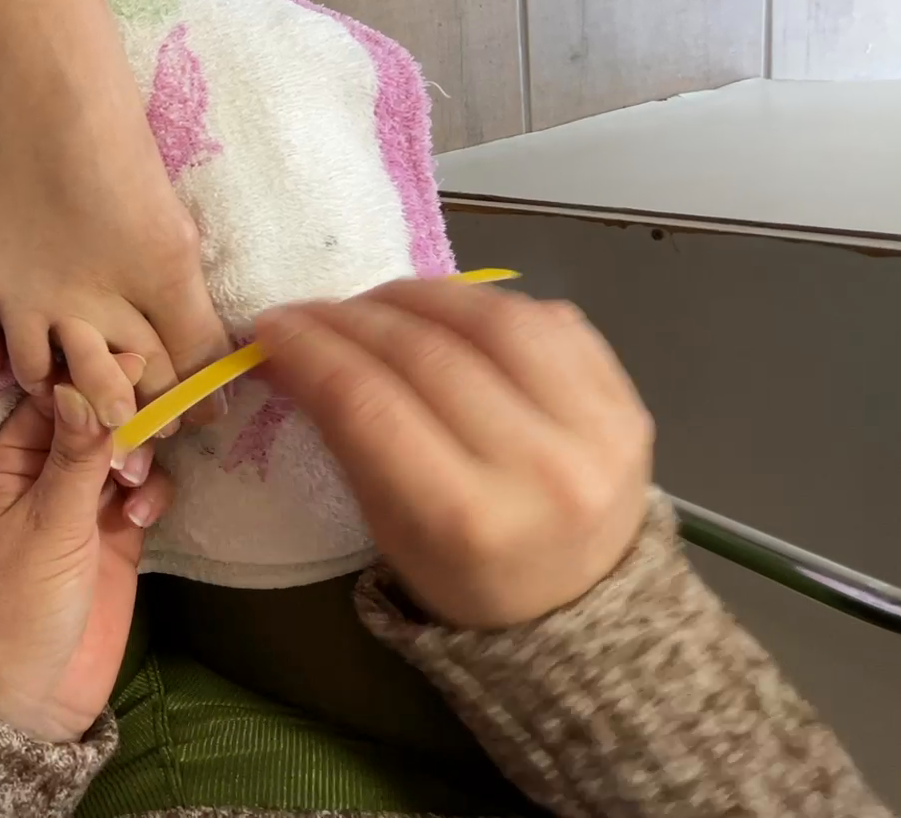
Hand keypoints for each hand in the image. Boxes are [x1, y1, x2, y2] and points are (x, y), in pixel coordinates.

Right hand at [0, 0, 230, 427]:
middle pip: (124, 393)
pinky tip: (0, 332)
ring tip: (56, 359)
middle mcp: (94, 293)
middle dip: (130, 407)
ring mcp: (19, 292)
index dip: (199, 396)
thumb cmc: (84, 69)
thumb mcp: (142, 163)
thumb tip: (147, 285)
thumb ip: (150, 242)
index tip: (195, 407)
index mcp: (159, 258)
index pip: (196, 363)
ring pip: (47, 385)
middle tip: (119, 392)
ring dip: (58, 384)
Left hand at [0, 371, 175, 741]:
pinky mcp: (119, 531)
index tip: (130, 363)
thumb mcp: (49, 525)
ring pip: (126, 449)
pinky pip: (144, 489)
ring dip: (139, 455)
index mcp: (14, 459)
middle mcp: (51, 470)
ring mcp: (88, 500)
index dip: (89, 377)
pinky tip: (142, 516)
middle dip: (124, 417)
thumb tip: (84, 385)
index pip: (53, 398)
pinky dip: (150, 492)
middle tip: (145, 428)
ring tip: (131, 484)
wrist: (38, 694)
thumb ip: (75, 457)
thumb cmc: (23, 602)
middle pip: (97, 417)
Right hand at [255, 280, 652, 628]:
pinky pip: (549, 319)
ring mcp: (598, 431)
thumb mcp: (377, 514)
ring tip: (373, 301)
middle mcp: (539, 469)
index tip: (270, 327)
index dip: (308, 349)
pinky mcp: (630, 403)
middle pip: (422, 353)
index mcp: (462, 516)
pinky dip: (482, 302)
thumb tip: (281, 349)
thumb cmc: (453, 568)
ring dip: (414, 294)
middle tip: (305, 310)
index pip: (366, 402)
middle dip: (346, 317)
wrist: (575, 606)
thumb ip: (335, 425)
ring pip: (491, 318)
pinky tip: (444, 312)